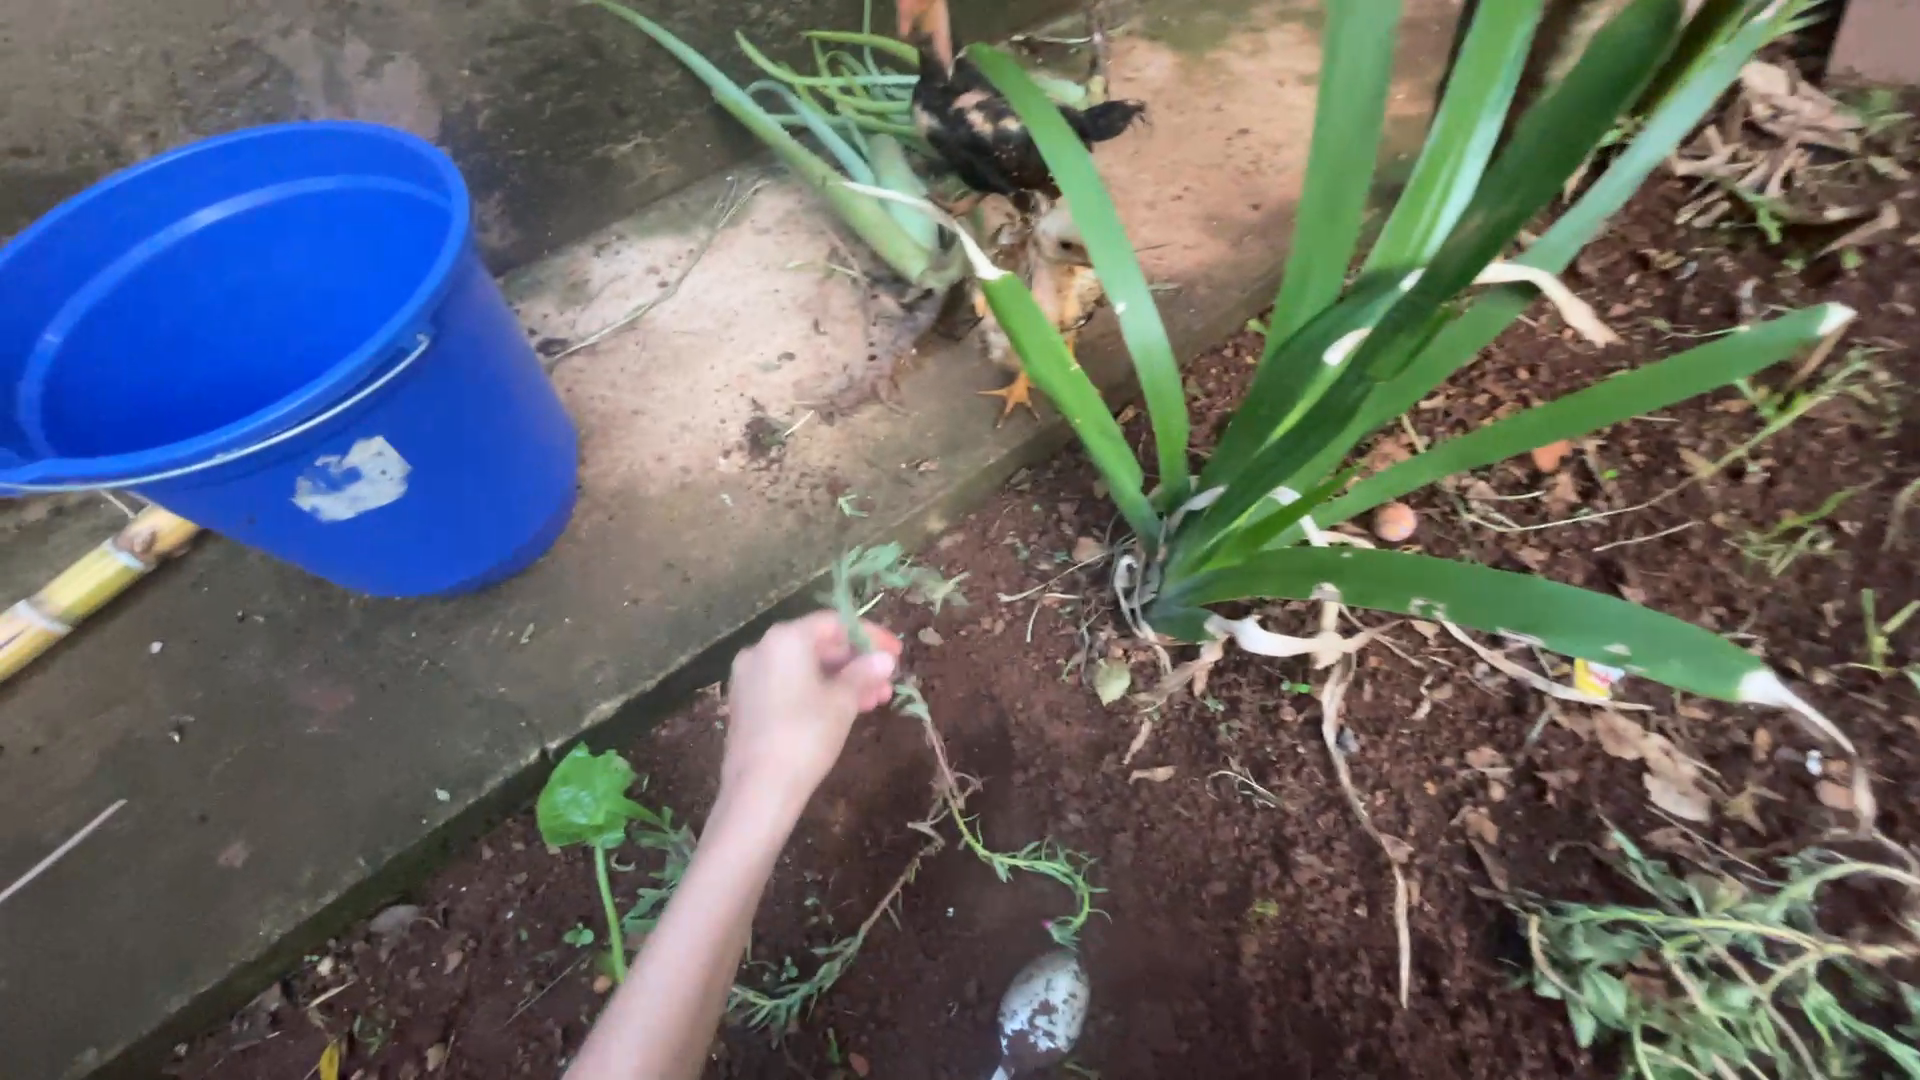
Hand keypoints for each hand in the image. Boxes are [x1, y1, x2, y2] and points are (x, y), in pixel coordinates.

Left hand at [720, 611, 901, 816]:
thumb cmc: (806, 735)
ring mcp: (750, 676)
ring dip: (842, 680)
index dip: (870, 635)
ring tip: (876, 700)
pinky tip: (846, 709)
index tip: (896, 653)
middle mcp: (762, 648)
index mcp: (786, 638)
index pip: (835, 623)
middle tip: (887, 681)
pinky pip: (790, 685)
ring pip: (806, 668)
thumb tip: (884, 659)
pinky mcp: (747, 703)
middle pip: (819, 645)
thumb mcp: (843, 701)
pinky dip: (818, 691)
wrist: (759, 789)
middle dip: (857, 663)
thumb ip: (864, 672)